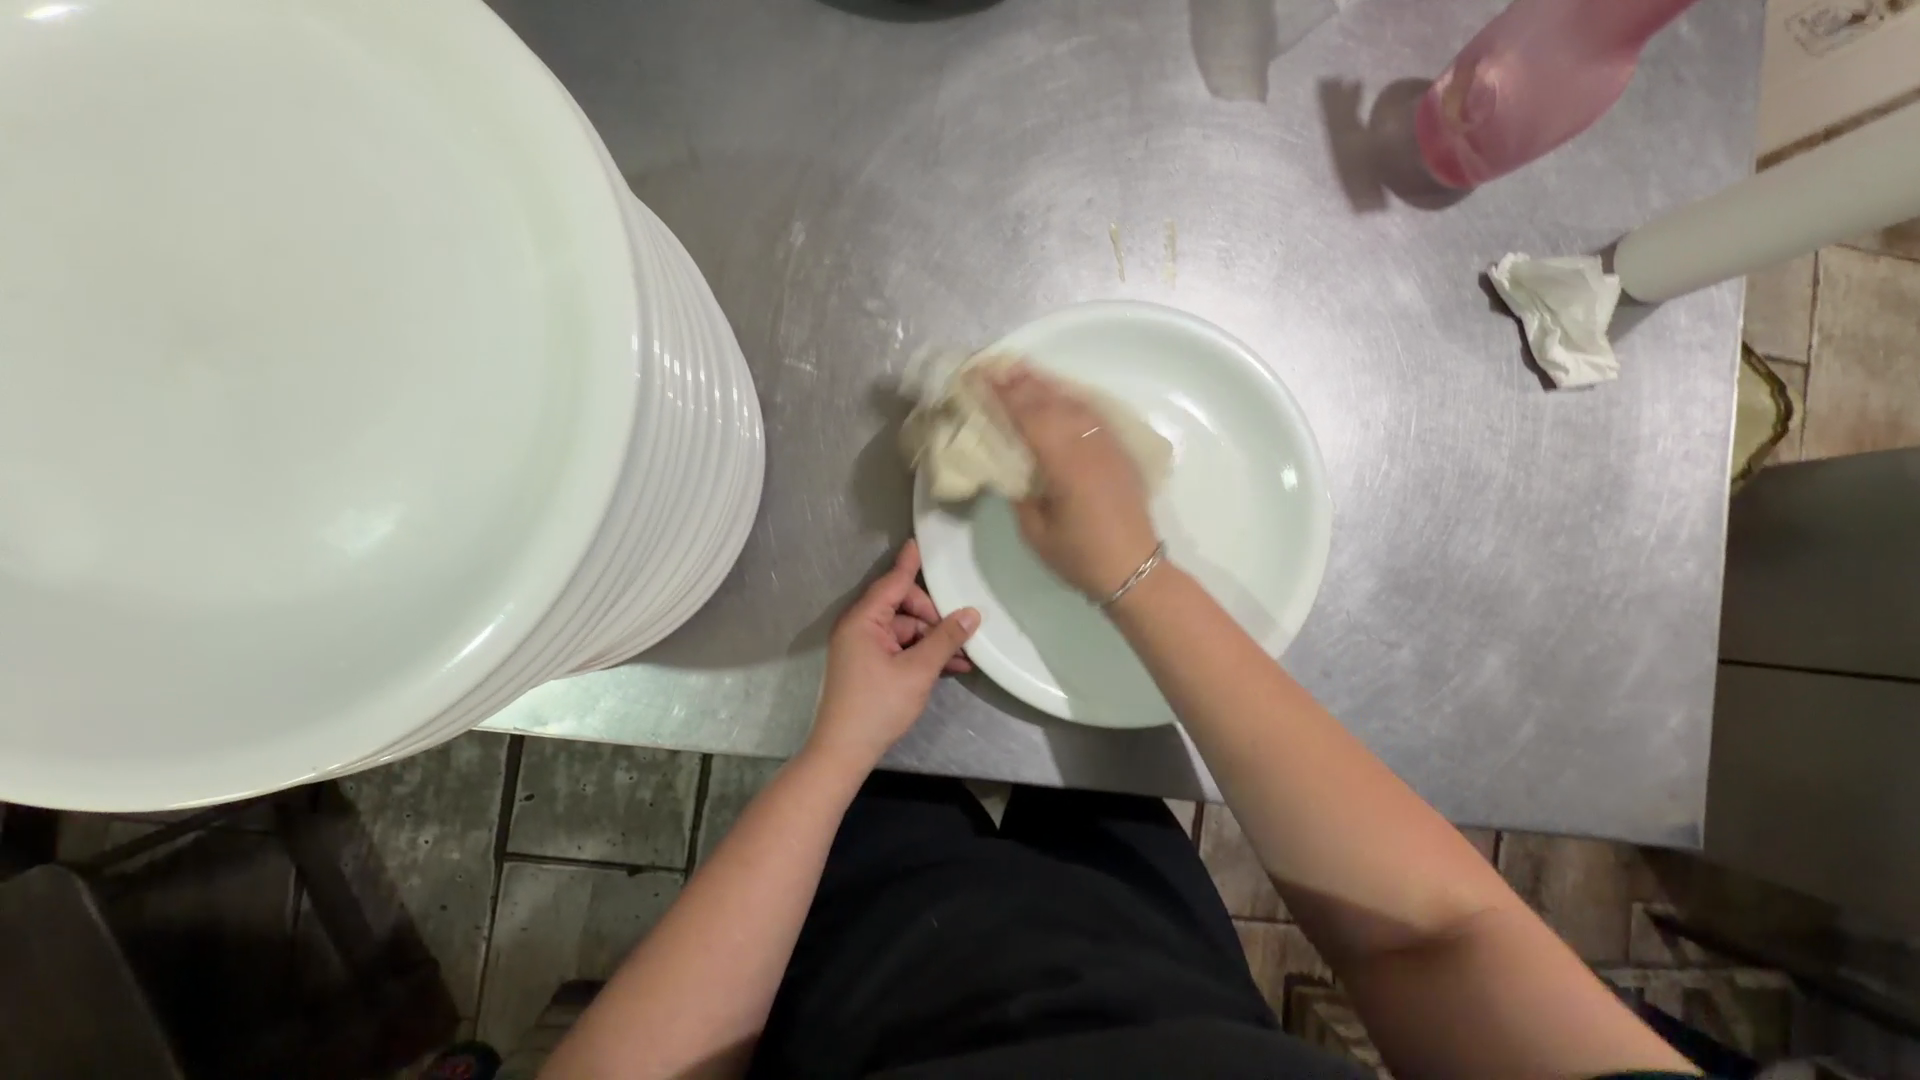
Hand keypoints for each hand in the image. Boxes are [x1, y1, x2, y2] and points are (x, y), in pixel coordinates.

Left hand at [808, 540, 979, 768]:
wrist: (844, 750)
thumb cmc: (878, 706)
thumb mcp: (918, 671)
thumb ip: (945, 639)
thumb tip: (971, 614)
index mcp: (863, 621)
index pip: (893, 583)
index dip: (910, 564)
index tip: (918, 543)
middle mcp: (860, 628)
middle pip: (903, 607)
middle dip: (933, 619)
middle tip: (959, 637)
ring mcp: (863, 648)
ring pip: (906, 631)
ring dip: (933, 641)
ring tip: (964, 657)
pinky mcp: (869, 666)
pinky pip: (900, 649)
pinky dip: (922, 655)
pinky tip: (952, 668)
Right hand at [990, 364, 1158, 598]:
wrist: (1134, 570)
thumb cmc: (1080, 557)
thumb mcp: (1035, 532)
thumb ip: (1020, 494)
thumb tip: (1009, 470)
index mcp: (1065, 466)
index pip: (1029, 418)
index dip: (1004, 395)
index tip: (981, 378)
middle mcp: (1088, 447)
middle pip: (1052, 403)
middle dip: (1022, 383)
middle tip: (996, 367)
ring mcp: (1108, 446)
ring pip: (1074, 403)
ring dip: (1047, 385)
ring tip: (1023, 372)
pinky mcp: (1119, 452)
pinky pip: (1092, 415)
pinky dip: (1070, 399)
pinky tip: (1059, 395)